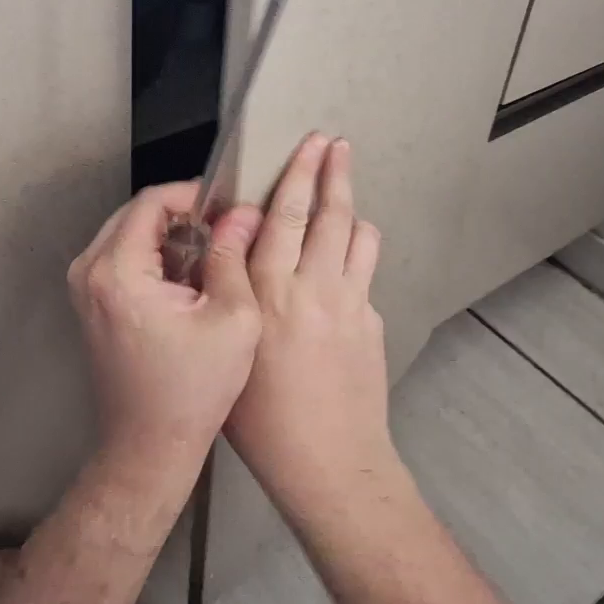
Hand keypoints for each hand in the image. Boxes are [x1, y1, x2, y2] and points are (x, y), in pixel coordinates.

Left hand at [67, 182, 264, 465]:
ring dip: (167, 233)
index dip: (191, 194)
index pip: (151, 201)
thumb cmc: (192, 390)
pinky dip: (152, 254)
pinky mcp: (88, 301)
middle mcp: (89, 271)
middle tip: (221, 229)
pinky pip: (120, 254)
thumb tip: (243, 213)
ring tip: (208, 253)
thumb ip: (233, 256)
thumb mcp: (232, 319)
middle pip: (136, 213)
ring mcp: (82, 286)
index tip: (225, 207)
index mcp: (118, 271)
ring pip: (127, 231)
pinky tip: (185, 276)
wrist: (148, 446)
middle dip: (180, 213)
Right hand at [227, 134, 396, 502]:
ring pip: (355, 233)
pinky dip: (358, 247)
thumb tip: (237, 253)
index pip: (281, 217)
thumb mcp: (232, 349)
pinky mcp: (371, 319)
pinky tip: (349, 249)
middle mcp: (311, 286)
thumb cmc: (262, 419)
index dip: (294, 176)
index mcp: (267, 292)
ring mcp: (349, 301)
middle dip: (328, 171)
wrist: (329, 462)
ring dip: (349, 202)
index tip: (303, 148)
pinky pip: (366, 268)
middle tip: (332, 141)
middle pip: (325, 213)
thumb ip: (234, 295)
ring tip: (344, 180)